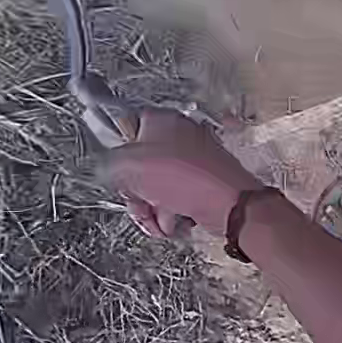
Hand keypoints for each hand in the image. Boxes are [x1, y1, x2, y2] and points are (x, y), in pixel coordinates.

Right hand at [102, 109, 263, 236]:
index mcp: (162, 121)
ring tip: (160, 222)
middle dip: (136, 193)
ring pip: (158, 186)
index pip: (126, 130)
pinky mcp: (203, 183)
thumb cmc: (183, 179)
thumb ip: (111, 164)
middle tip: (140, 206)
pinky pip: (178, 196)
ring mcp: (194, 160)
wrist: (231, 204)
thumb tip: (112, 170)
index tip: (119, 175)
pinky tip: (177, 222)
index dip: (119, 156)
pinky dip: (173, 212)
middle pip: (141, 165)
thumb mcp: (129, 167)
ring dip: (154, 208)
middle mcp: (180, 136)